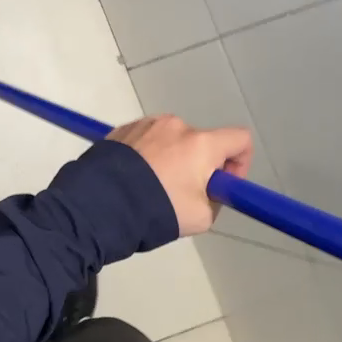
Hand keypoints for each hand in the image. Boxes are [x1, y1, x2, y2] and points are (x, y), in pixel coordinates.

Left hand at [107, 115, 252, 236]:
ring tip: (151, 187)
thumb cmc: (158, 209)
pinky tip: (133, 178)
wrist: (101, 203)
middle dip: (198, 165)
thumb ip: (213, 199)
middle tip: (182, 193)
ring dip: (170, 158)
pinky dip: (146, 155)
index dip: (240, 162)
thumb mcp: (202, 217)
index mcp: (200, 142)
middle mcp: (174, 125)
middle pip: (201, 141)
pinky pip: (145, 140)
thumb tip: (204, 190)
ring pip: (170, 140)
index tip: (222, 184)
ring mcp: (144, 124)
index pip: (240, 138)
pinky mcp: (121, 130)